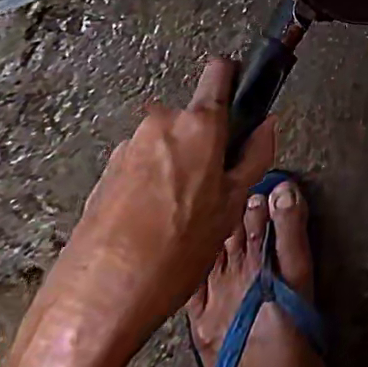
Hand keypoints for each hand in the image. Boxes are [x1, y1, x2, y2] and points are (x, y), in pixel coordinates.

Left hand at [0, 58, 274, 366]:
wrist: (100, 295)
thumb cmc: (173, 254)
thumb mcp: (230, 208)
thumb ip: (254, 156)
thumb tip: (267, 125)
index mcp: (197, 125)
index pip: (219, 71)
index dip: (234, 79)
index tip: (241, 96)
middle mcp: (160, 123)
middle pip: (193, 118)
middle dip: (205, 143)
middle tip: (213, 189)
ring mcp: (129, 144)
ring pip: (167, 143)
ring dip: (177, 165)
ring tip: (180, 217)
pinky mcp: (108, 168)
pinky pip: (142, 164)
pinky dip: (152, 183)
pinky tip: (152, 224)